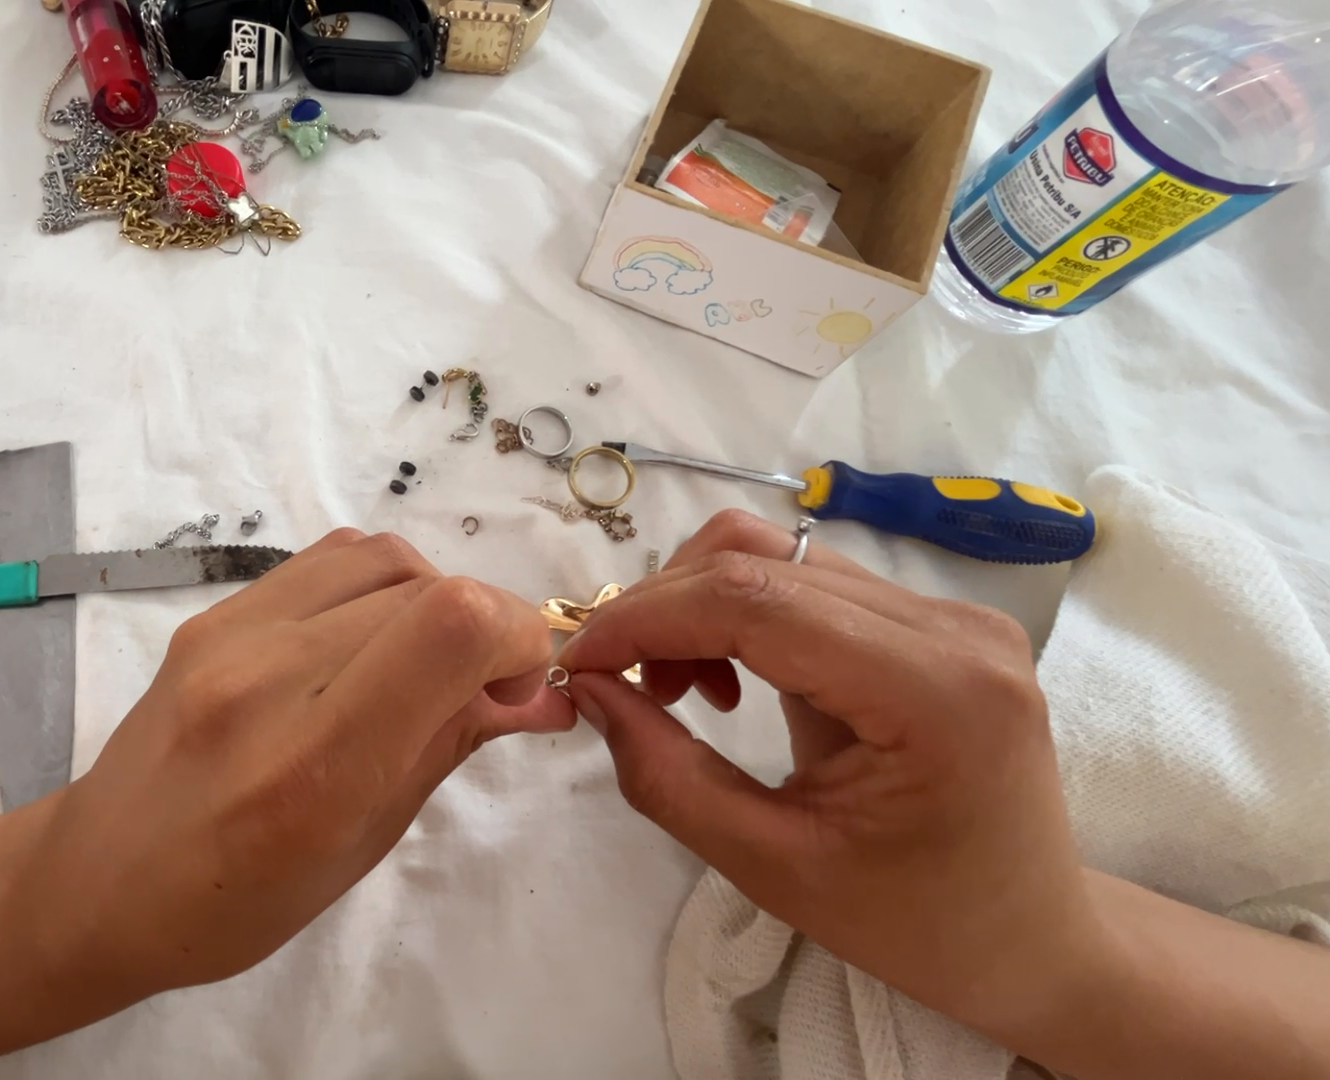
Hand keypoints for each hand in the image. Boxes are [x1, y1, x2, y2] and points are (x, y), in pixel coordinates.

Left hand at [31, 528, 573, 1000]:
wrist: (101, 877)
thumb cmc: (239, 900)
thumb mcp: (364, 844)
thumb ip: (452, 743)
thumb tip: (538, 690)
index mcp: (315, 768)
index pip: (447, 628)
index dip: (515, 633)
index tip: (521, 681)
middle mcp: (268, 679)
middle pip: (425, 587)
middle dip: (486, 622)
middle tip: (481, 681)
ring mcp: (230, 633)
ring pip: (382, 557)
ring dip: (434, 595)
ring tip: (423, 655)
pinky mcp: (213, 611)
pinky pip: (329, 560)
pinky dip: (380, 582)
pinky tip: (372, 630)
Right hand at [556, 510, 1103, 1036]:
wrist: (1038, 937)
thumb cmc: (916, 925)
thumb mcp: (770, 867)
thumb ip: (664, 775)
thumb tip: (590, 689)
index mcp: (933, 691)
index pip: (750, 601)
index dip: (644, 619)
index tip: (579, 665)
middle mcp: (945, 625)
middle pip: (751, 559)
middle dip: (655, 610)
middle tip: (616, 683)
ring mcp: (939, 612)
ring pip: (764, 554)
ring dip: (687, 606)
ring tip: (673, 687)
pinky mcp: (918, 617)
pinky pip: (790, 578)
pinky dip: (724, 612)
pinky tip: (721, 677)